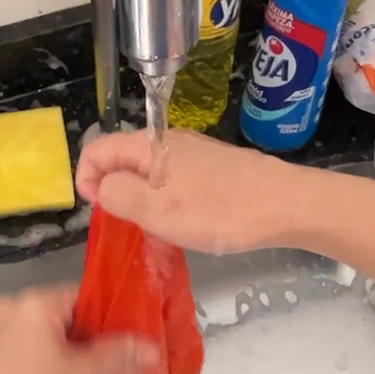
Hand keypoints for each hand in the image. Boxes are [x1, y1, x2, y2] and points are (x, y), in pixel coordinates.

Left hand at [0, 285, 154, 373]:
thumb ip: (118, 356)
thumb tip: (152, 349)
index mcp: (34, 302)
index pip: (83, 297)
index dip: (107, 318)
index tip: (124, 340)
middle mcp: (12, 305)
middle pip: (63, 313)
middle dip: (88, 337)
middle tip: (110, 362)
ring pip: (45, 330)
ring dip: (68, 349)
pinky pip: (27, 342)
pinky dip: (46, 355)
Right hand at [75, 129, 306, 253]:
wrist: (289, 206)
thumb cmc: (221, 211)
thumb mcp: (158, 211)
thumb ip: (118, 195)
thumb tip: (101, 186)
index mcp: (149, 145)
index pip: (96, 150)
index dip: (85, 179)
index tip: (98, 213)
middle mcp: (168, 141)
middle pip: (121, 161)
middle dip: (115, 193)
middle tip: (130, 228)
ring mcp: (193, 154)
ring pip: (148, 174)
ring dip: (142, 202)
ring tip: (159, 231)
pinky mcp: (212, 169)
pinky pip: (173, 182)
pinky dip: (167, 203)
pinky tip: (186, 225)